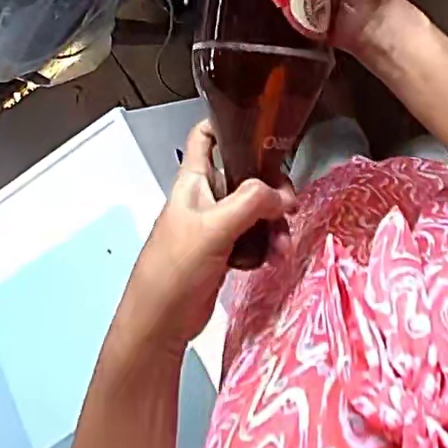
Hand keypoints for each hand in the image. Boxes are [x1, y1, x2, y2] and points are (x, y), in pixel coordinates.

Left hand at [116, 121, 294, 353]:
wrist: (159, 325)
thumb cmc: (176, 267)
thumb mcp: (213, 228)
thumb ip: (248, 203)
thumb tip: (283, 196)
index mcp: (194, 180)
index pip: (205, 135)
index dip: (227, 123)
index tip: (260, 127)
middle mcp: (206, 195)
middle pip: (245, 175)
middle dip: (270, 190)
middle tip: (289, 207)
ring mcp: (215, 223)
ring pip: (254, 209)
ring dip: (274, 224)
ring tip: (283, 247)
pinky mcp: (224, 250)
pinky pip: (254, 236)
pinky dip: (267, 244)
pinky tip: (274, 259)